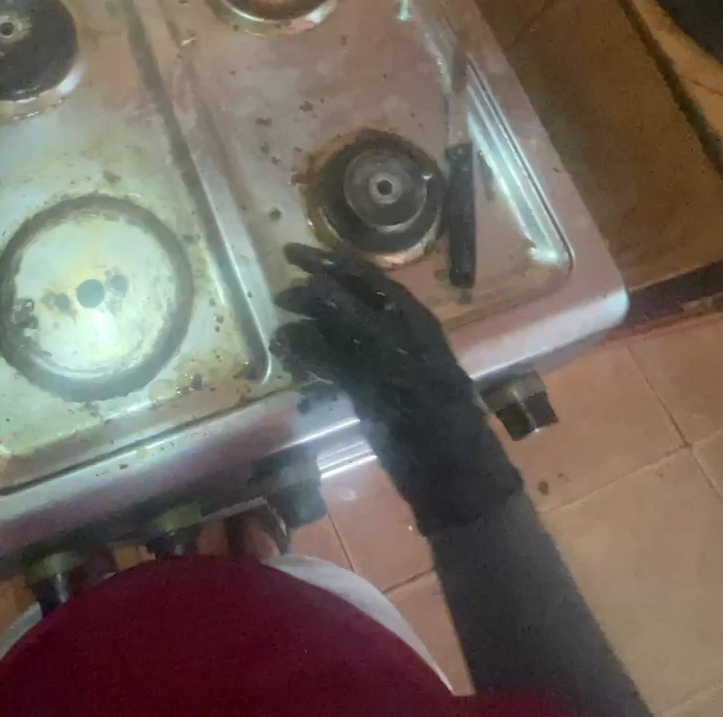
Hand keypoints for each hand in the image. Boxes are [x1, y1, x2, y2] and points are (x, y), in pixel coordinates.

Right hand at [272, 243, 474, 433]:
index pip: (360, 275)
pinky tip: (288, 358)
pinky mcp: (364, 388)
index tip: (288, 254)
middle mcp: (389, 330)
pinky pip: (331, 363)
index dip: (325, 261)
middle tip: (278, 300)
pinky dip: (309, 359)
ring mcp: (376, 359)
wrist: (445, 469)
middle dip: (309, 298)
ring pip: (333, 333)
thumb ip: (353, 316)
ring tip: (277, 338)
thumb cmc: (427, 404)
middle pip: (343, 301)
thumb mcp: (391, 352)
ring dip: (305, 332)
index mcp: (405, 313)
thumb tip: (315, 282)